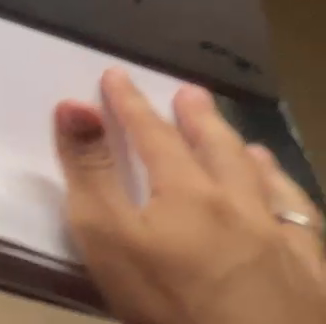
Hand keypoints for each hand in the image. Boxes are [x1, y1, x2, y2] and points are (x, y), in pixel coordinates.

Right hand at [55, 69, 325, 323]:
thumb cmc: (167, 301)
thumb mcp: (105, 232)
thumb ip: (88, 167)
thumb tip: (74, 104)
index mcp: (189, 193)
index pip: (154, 135)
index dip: (132, 103)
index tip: (117, 74)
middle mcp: (244, 210)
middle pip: (222, 154)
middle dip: (201, 121)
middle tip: (191, 93)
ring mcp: (291, 251)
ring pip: (274, 191)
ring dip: (254, 161)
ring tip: (249, 146)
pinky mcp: (319, 289)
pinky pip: (311, 234)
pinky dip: (295, 208)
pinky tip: (294, 213)